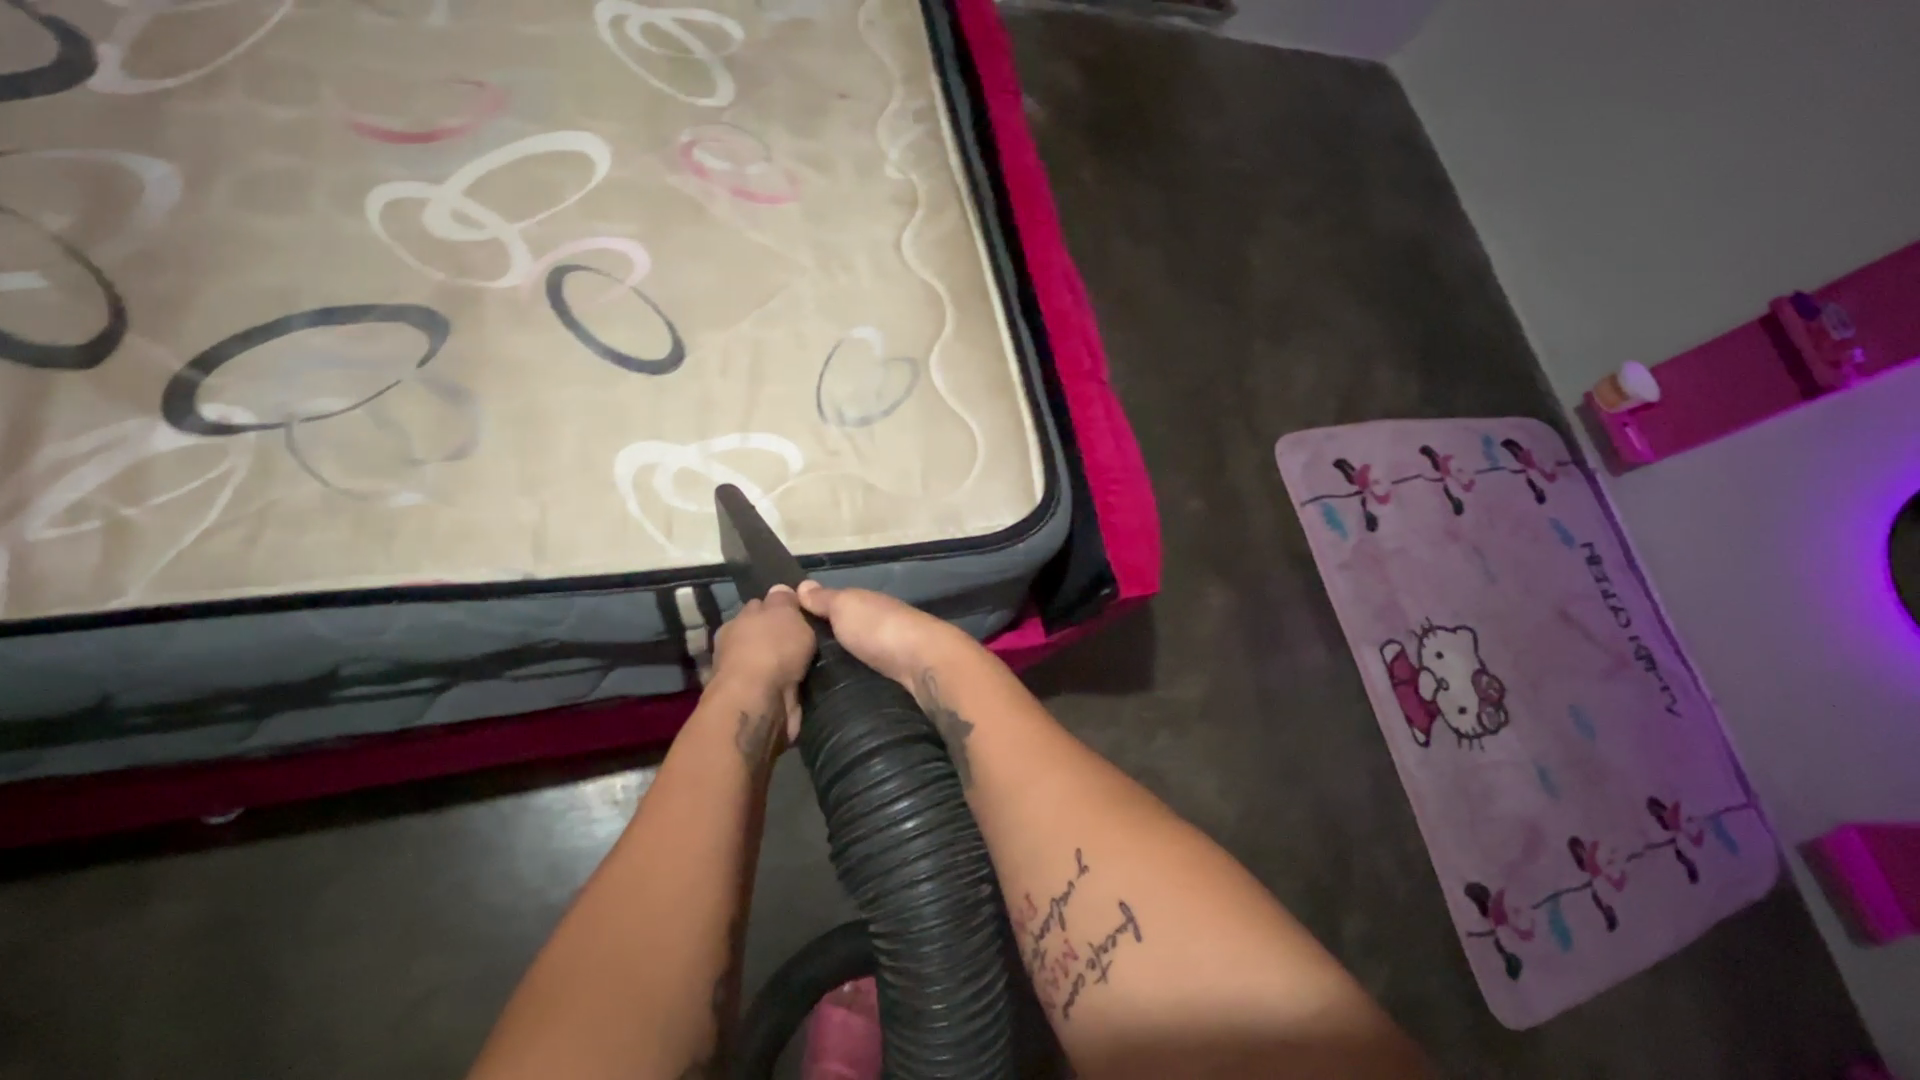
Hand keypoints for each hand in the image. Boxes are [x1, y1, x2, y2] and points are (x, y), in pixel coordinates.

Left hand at [711, 585, 815, 743]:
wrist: (760, 704)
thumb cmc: (771, 649)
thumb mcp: (783, 612)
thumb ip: (783, 601)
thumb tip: (779, 590)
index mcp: (737, 622)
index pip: (759, 607)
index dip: (780, 608)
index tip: (802, 612)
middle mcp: (737, 648)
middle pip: (765, 636)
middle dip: (783, 637)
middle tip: (814, 639)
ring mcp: (746, 678)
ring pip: (773, 663)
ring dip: (788, 664)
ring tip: (819, 663)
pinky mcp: (757, 703)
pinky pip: (778, 687)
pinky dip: (790, 686)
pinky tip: (810, 683)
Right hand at [797, 581, 976, 688]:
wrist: (923, 664)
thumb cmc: (879, 627)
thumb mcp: (845, 606)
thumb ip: (825, 598)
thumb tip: (802, 584)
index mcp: (867, 606)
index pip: (836, 609)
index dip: (813, 618)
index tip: (786, 635)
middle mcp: (879, 628)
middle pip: (846, 637)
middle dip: (824, 649)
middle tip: (791, 668)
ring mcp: (889, 656)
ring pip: (856, 661)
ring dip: (839, 669)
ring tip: (806, 688)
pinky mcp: (895, 682)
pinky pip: (867, 680)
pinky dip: (854, 684)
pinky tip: (835, 696)